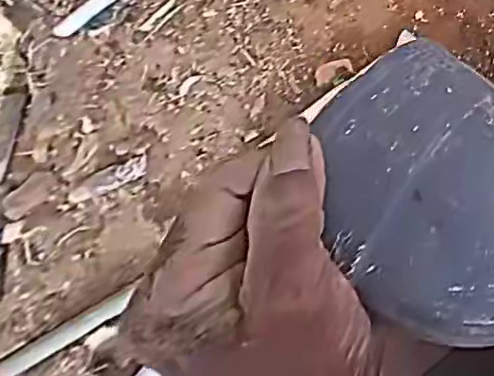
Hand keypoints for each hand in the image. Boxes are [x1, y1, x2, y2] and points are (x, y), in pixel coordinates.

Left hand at [118, 118, 378, 375]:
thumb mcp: (295, 288)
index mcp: (172, 290)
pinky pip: (268, 221)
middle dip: (286, 187)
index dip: (276, 170)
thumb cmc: (312, 370)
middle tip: (321, 217)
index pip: (224, 182)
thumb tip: (292, 140)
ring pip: (256, 202)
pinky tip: (316, 231)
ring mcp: (209, 285)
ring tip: (321, 225)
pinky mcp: (239, 282)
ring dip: (296, 200)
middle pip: (238, 190)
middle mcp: (181, 285)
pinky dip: (299, 213)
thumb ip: (286, 213)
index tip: (316, 179)